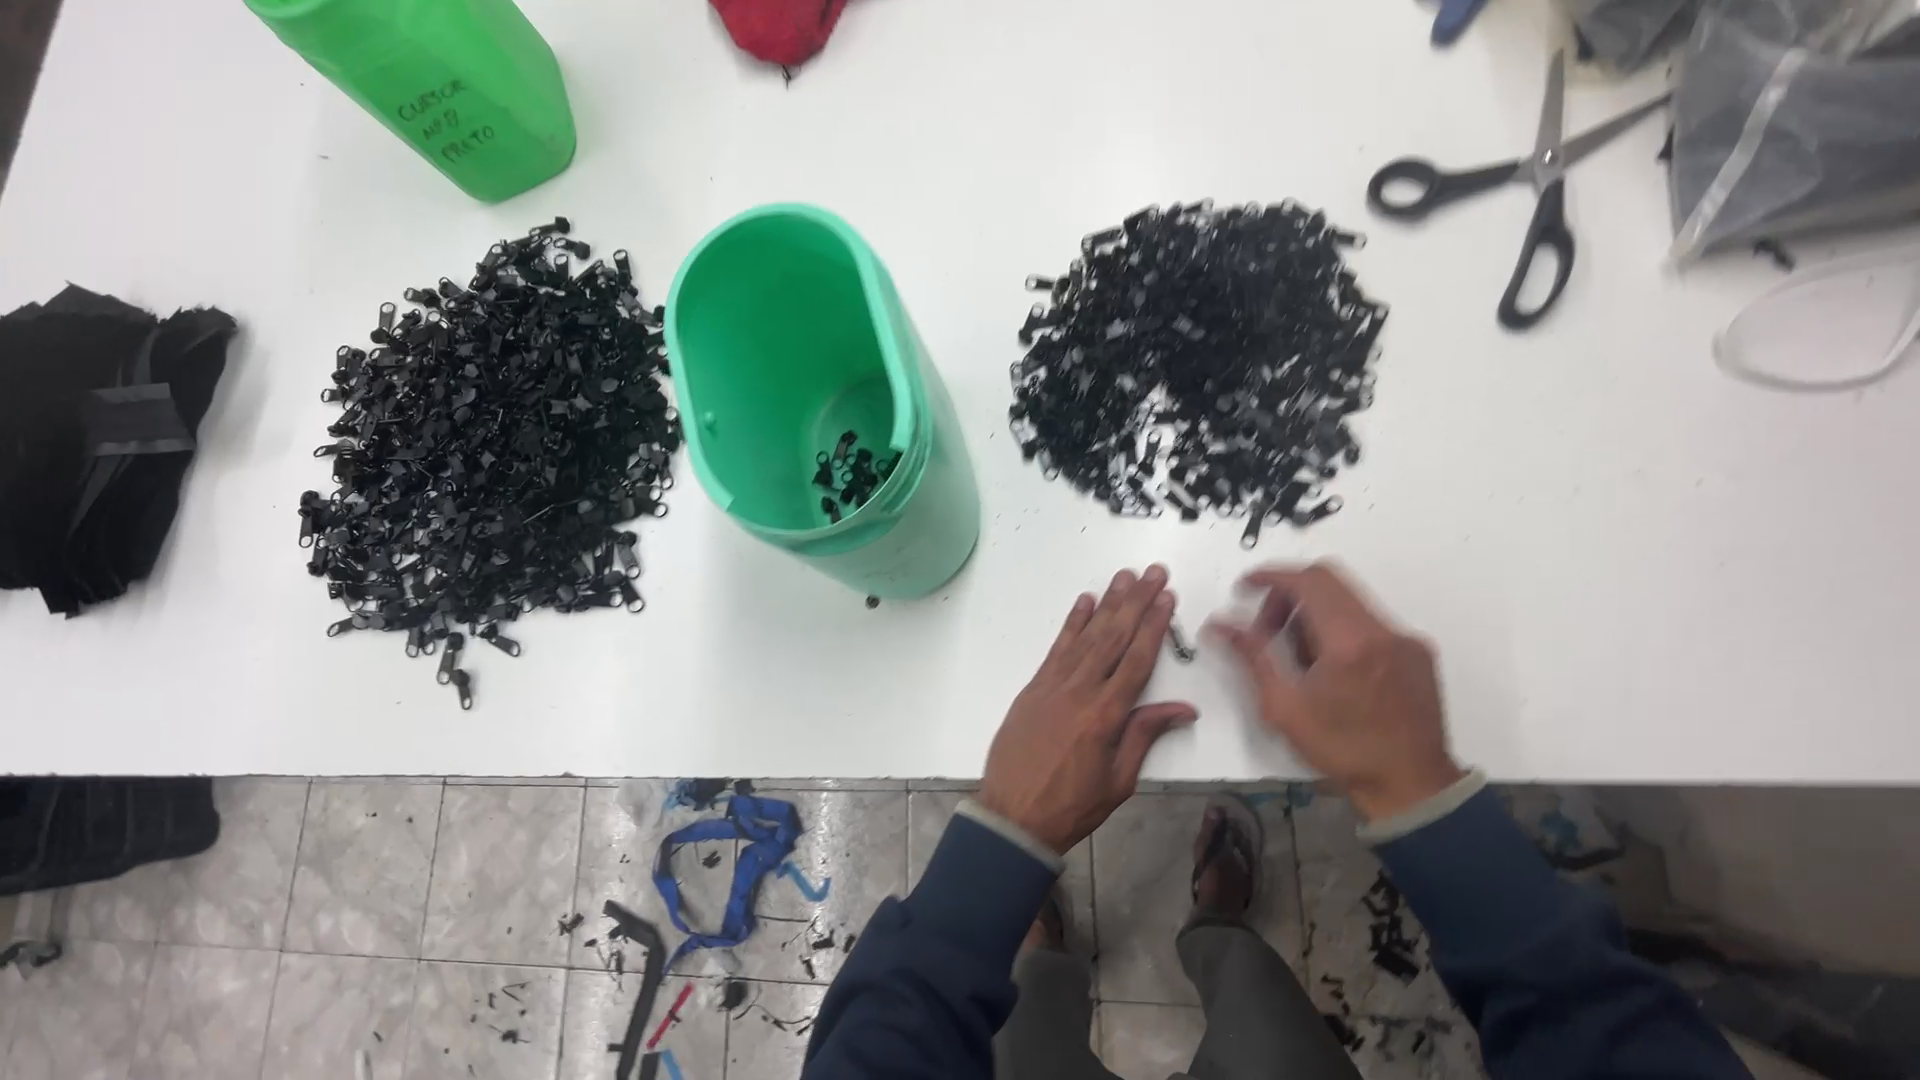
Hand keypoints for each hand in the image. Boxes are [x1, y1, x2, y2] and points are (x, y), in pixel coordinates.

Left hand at [978, 565, 1197, 854]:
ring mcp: (1053, 686)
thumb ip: (1145, 736)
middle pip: (1113, 638)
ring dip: (1107, 604)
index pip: (1137, 660)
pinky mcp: (1033, 688)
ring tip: (1124, 577)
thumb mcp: (1119, 780)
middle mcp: (1080, 691)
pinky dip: (1071, 623)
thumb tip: (1184, 709)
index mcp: (1106, 716)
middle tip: (1152, 572)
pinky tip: (1084, 602)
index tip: (1166, 598)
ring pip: (1086, 636)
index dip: (1153, 626)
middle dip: (1136, 602)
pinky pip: (1056, 649)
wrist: (1013, 815)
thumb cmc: (1072, 805)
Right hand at [1204, 562, 1462, 822]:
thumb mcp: (1284, 707)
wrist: (1412, 786)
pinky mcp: (1418, 652)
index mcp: (1349, 642)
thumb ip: (1252, 656)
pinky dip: (1340, 630)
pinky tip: (1332, 670)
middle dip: (1289, 596)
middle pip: (1328, 582)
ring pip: (1349, 602)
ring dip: (1314, 615)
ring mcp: (1405, 639)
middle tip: (1267, 629)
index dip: (1270, 576)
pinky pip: (1370, 622)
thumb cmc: (1341, 750)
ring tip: (1300, 659)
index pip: (1308, 581)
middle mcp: (1383, 630)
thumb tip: (1218, 624)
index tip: (1245, 587)